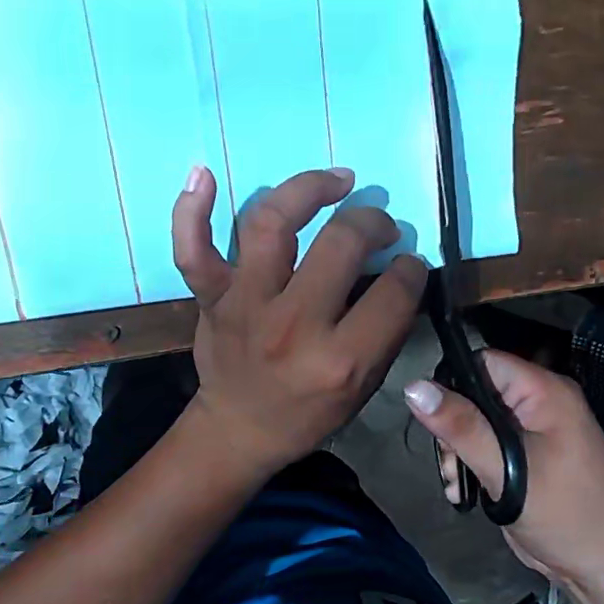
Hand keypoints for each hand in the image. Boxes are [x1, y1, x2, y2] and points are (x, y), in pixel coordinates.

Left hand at [171, 165, 427, 476]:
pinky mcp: (212, 300)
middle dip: (373, 223)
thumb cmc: (309, 412)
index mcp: (340, 359)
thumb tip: (399, 269)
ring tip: (338, 180)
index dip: (411, 268)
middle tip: (380, 225)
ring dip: (307, 189)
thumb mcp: (365, 386)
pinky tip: (204, 172)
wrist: (240, 430)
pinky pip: (192, 250)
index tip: (408, 261)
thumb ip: (385, 329)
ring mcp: (245, 307)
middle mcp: (293, 326)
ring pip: (270, 224)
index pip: (394, 291)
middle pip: (340, 245)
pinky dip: (191, 211)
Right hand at [402, 351, 603, 583]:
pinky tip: (464, 491)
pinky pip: (488, 443)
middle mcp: (540, 401)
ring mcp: (534, 428)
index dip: (453, 384)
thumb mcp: (506, 470)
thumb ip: (461, 426)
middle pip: (476, 392)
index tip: (436, 423)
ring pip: (476, 420)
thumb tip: (414, 385)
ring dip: (458, 451)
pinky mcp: (527, 454)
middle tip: (450, 467)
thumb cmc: (564, 515)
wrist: (602, 568)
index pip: (484, 362)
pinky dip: (471, 463)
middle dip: (454, 428)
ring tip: (456, 486)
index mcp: (545, 391)